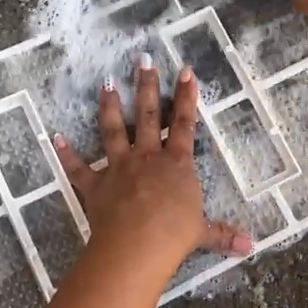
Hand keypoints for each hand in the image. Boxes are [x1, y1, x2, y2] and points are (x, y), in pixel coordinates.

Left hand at [52, 55, 251, 268]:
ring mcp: (119, 168)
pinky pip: (78, 167)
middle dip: (146, 86)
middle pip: (146, 116)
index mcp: (176, 164)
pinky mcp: (95, 185)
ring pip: (113, 131)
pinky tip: (56, 136)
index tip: (185, 71)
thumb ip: (223, 234)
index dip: (186, 97)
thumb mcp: (202, 233)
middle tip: (143, 60)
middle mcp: (147, 158)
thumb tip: (250, 246)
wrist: (138, 245)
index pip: (183, 124)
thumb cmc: (174, 235)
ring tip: (106, 84)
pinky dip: (66, 153)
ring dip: (109, 107)